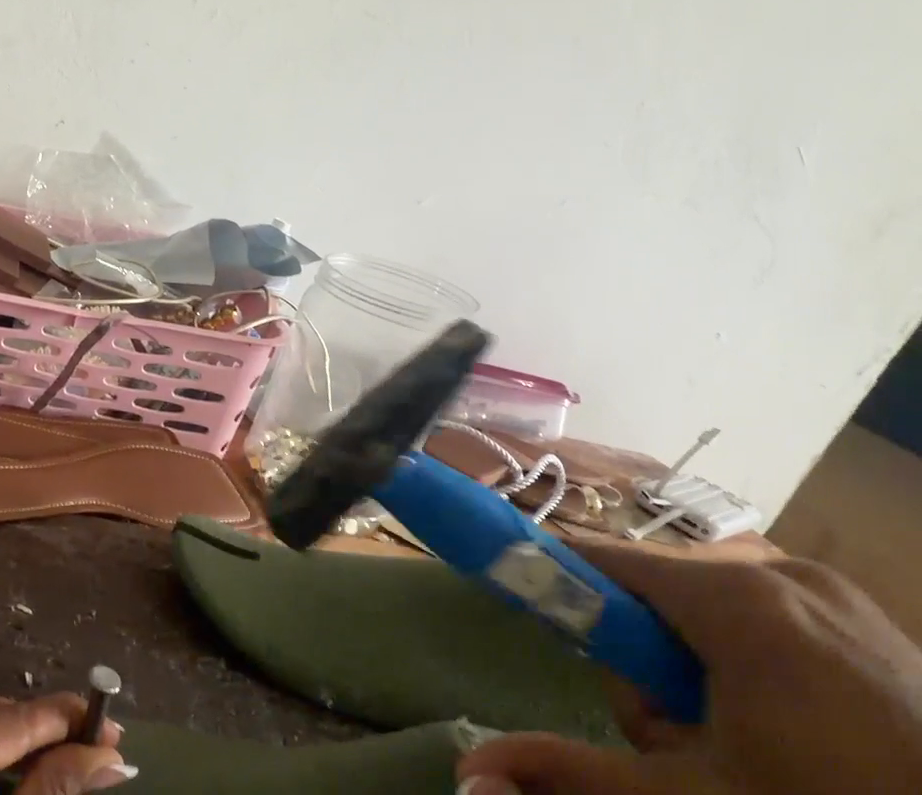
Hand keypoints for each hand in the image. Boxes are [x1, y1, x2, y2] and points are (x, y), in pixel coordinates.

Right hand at [457, 541, 921, 794]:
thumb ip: (572, 771)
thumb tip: (466, 769)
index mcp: (733, 597)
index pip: (595, 561)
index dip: (561, 597)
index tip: (559, 650)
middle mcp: (778, 573)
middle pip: (652, 596)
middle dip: (646, 668)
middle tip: (682, 742)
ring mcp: (833, 595)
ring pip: (705, 611)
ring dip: (695, 673)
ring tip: (738, 746)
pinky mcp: (866, 619)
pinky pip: (763, 619)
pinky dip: (750, 668)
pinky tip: (787, 731)